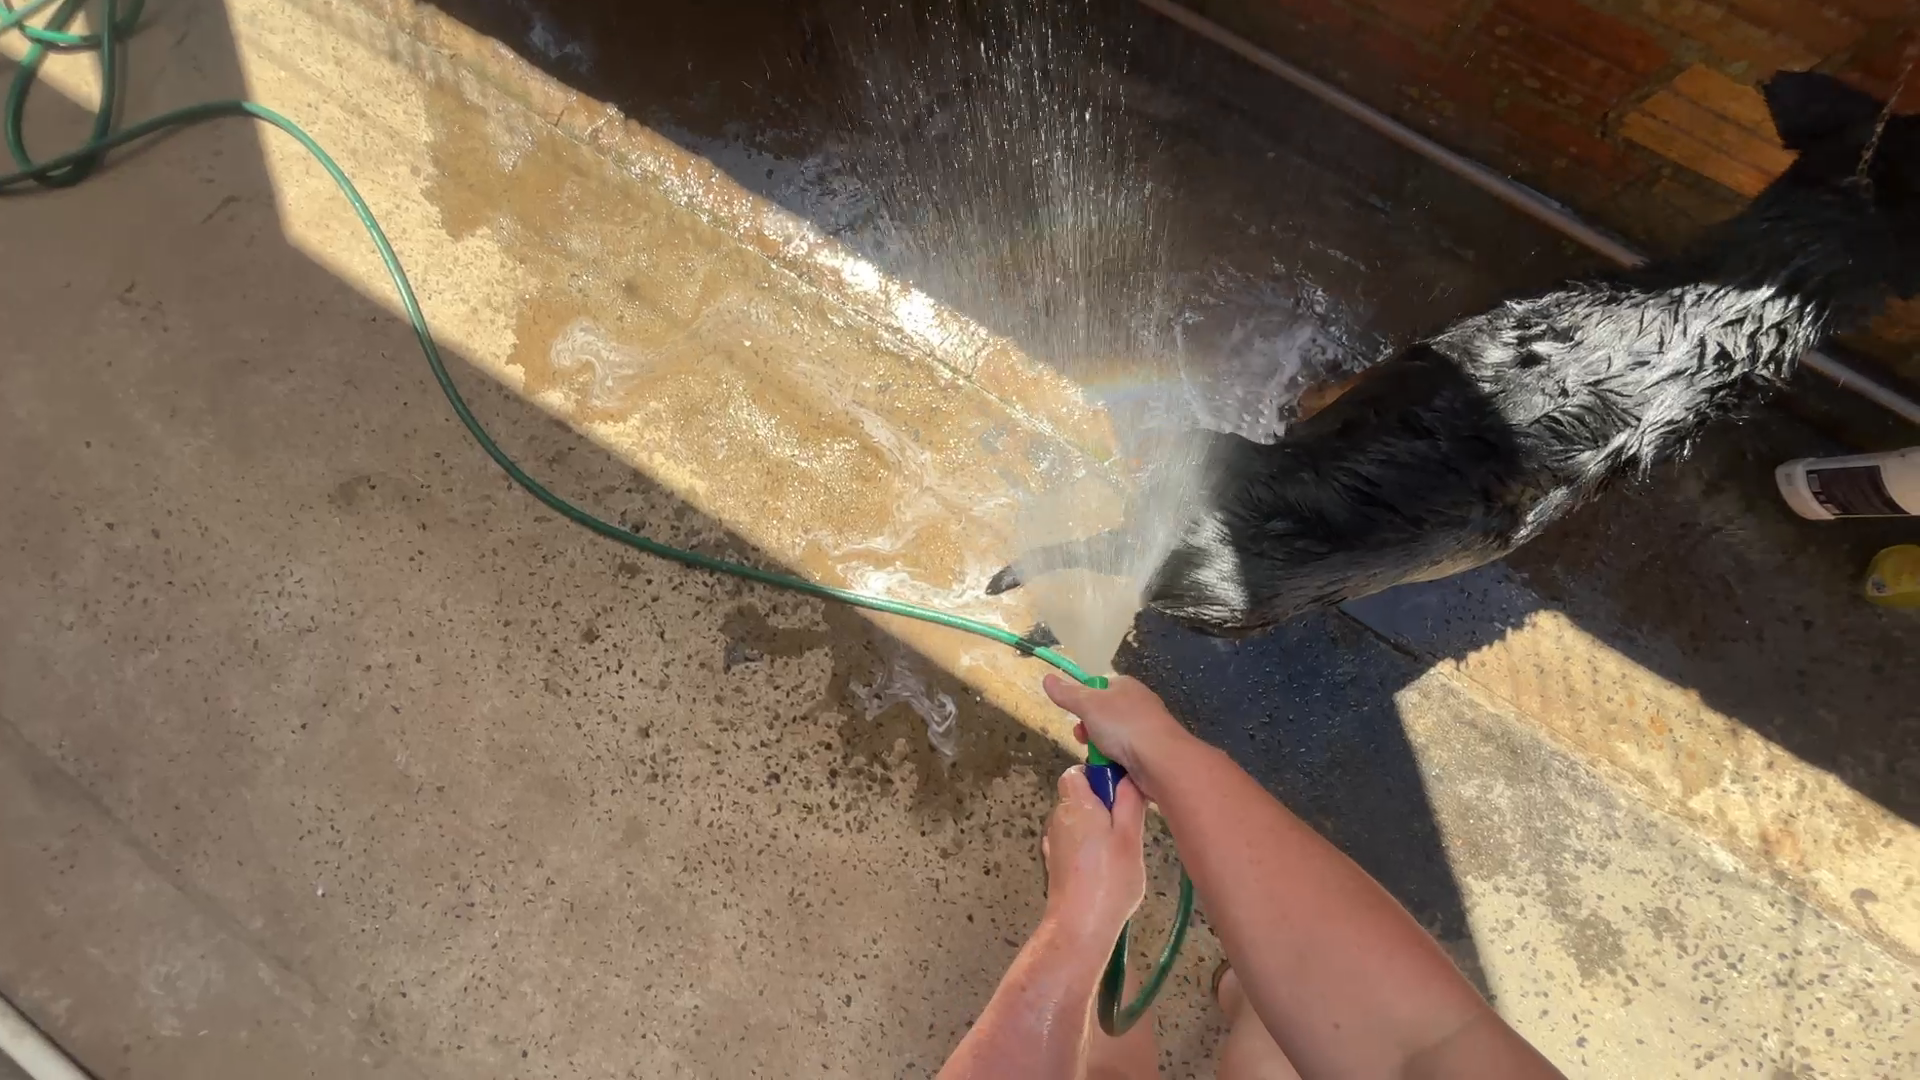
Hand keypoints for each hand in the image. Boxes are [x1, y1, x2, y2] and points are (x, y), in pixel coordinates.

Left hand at [1041, 766, 1146, 943]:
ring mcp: (1054, 841)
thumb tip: (1128, 776)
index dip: (1097, 775)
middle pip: (1077, 796)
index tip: (1119, 792)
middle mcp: (1059, 817)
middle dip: (1101, 805)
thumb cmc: (1109, 879)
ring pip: (1076, 821)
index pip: (1076, 772)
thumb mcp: (1129, 837)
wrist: (1079, 926)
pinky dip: (1086, 847)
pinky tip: (1103, 867)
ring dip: (1095, 828)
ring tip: (1118, 852)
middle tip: (1126, 827)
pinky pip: (1072, 842)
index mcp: (1076, 804)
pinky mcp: (1055, 863)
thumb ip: (1129, 803)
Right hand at [1043, 674, 1193, 800]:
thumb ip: (1067, 694)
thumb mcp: (1088, 705)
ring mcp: (1146, 729)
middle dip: (1089, 728)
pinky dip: (1115, 761)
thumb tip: (1047, 678)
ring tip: (1096, 757)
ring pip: (1112, 737)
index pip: (1098, 687)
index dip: (1083, 700)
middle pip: (1104, 714)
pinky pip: (1125, 755)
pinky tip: (1111, 768)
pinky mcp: (1151, 752)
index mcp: (1125, 686)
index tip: (1075, 715)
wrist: (1160, 760)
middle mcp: (1138, 704)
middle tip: (1082, 739)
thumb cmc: (1123, 725)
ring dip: (1100, 748)